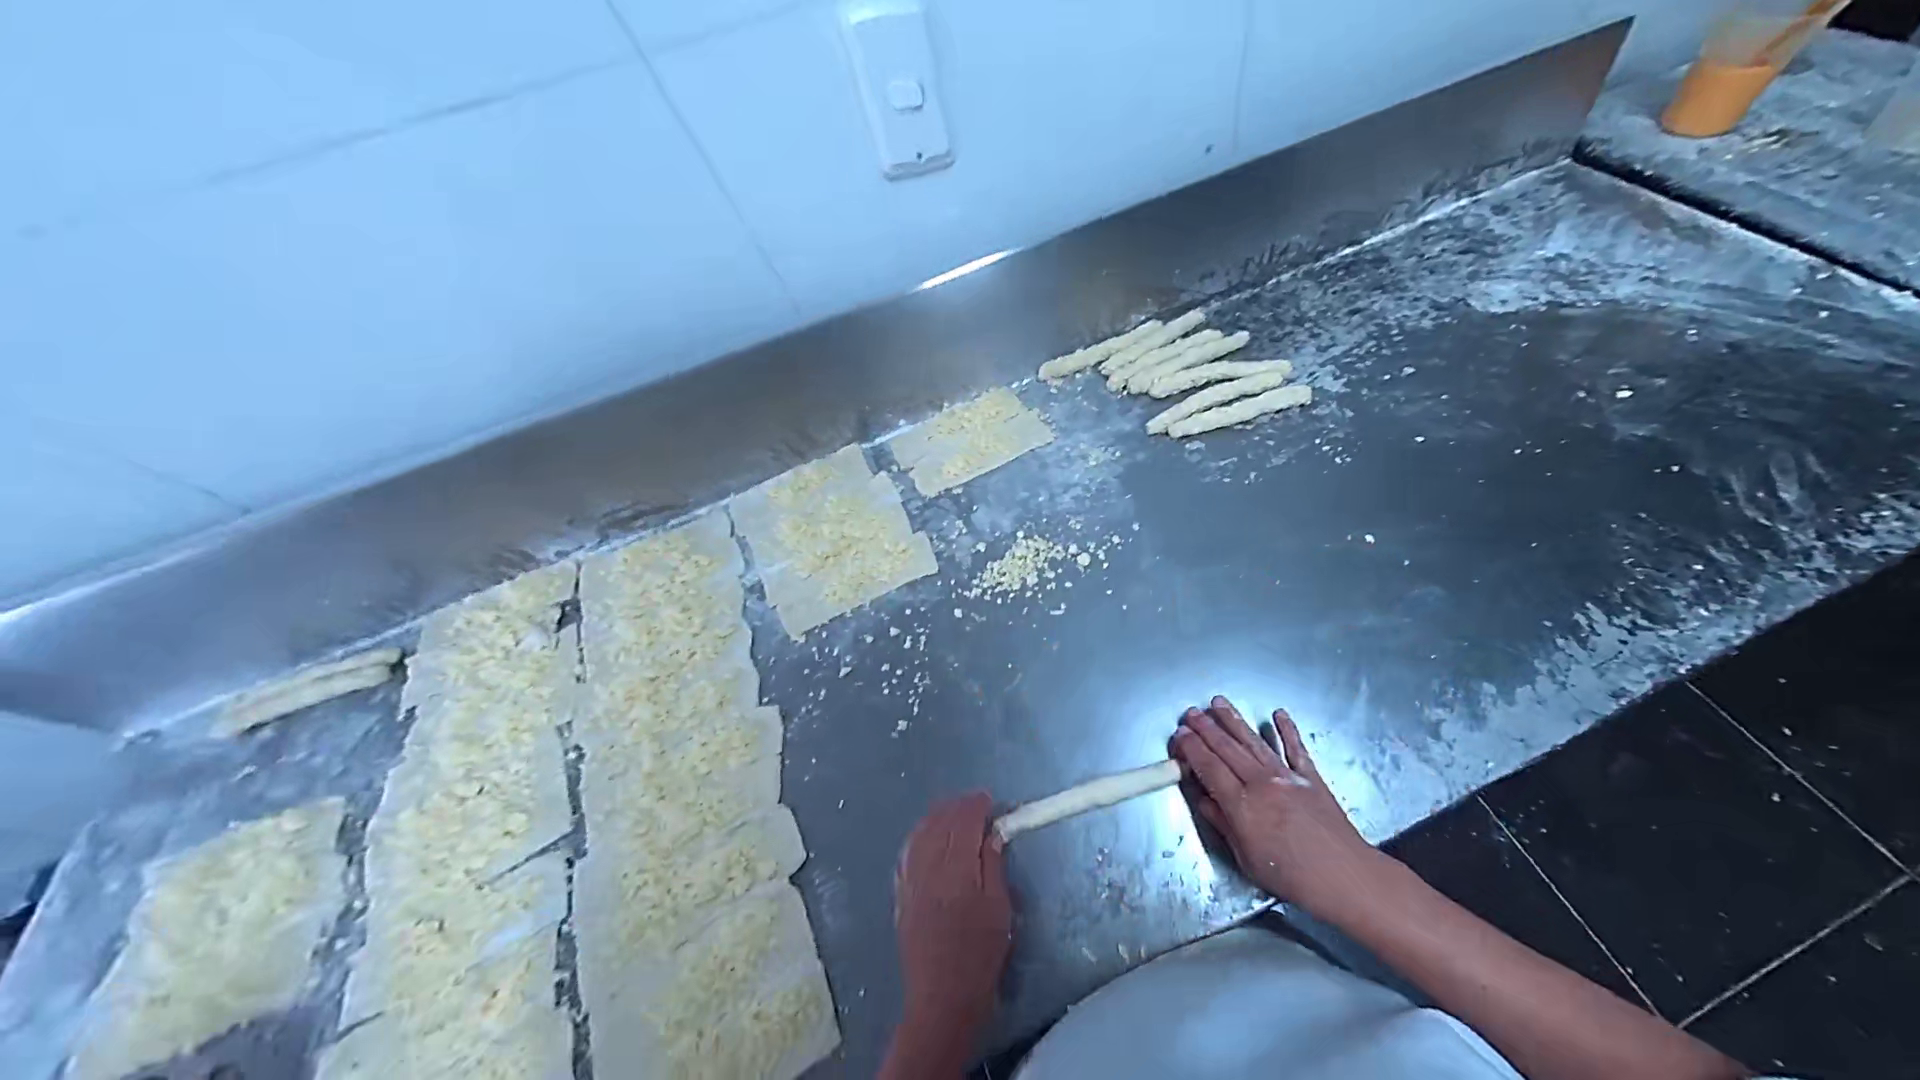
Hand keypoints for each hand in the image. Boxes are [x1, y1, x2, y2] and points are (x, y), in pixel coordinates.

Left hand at [893, 792, 1012, 1034]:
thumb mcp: (999, 909)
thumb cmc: (980, 954)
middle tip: (975, 803)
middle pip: (939, 822)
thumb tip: (992, 832)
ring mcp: (910, 879)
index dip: (976, 805)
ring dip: (937, 816)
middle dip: (957, 807)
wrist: (943, 996)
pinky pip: (908, 852)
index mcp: (956, 869)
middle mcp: (928, 867)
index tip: (988, 799)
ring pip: (920, 833)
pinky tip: (927, 835)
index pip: (963, 822)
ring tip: (953, 812)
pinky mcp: (901, 893)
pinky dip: (920, 835)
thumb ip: (992, 865)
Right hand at [1171, 696, 1388, 918]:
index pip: (1208, 766)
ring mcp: (1288, 777)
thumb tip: (1203, 800)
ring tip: (1218, 703)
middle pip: (1227, 748)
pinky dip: (1287, 730)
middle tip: (1191, 713)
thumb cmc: (1294, 877)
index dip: (1191, 748)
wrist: (1347, 879)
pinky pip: (1295, 748)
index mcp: (1242, 805)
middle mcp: (1262, 784)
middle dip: (1205, 728)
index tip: (1180, 735)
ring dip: (1233, 720)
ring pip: (1254, 741)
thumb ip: (1222, 823)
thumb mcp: (1245, 858)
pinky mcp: (1311, 778)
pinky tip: (1278, 714)